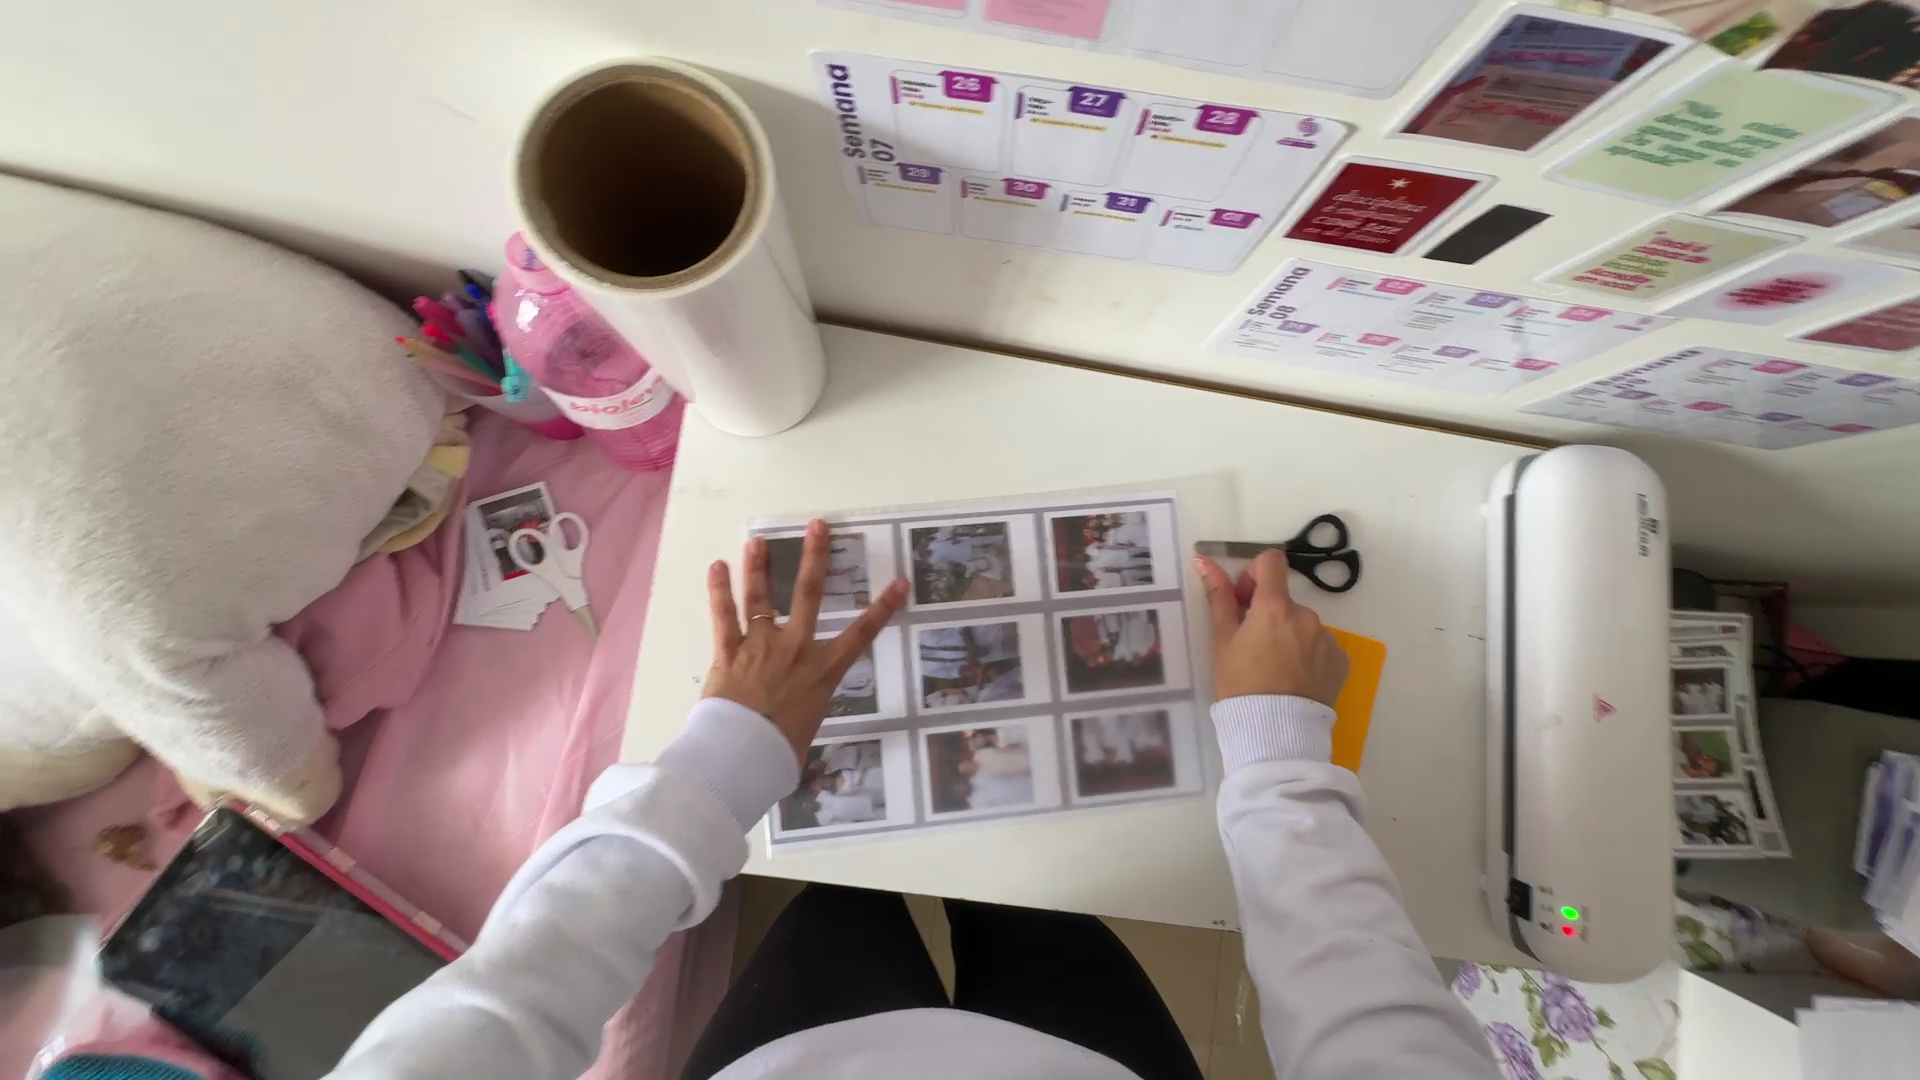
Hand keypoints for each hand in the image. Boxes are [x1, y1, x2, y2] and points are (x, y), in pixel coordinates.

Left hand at [704, 520, 908, 761]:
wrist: (739, 757)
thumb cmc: (779, 752)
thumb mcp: (806, 728)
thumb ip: (805, 710)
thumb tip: (798, 716)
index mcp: (822, 670)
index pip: (862, 633)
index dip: (884, 607)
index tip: (900, 583)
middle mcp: (794, 649)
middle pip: (808, 595)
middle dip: (814, 558)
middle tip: (816, 526)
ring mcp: (760, 647)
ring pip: (760, 598)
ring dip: (759, 566)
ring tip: (758, 539)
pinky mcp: (728, 653)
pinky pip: (723, 617)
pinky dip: (719, 591)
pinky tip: (717, 567)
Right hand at [1193, 549, 1348, 707]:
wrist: (1275, 732)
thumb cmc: (1240, 683)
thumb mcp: (1222, 640)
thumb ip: (1218, 596)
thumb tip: (1203, 560)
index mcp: (1275, 607)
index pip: (1271, 562)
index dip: (1254, 573)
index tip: (1244, 599)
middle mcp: (1306, 615)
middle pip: (1284, 600)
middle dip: (1268, 614)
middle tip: (1251, 646)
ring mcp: (1327, 638)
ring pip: (1302, 624)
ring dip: (1288, 635)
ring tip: (1273, 668)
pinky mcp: (1340, 660)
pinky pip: (1319, 646)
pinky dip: (1306, 654)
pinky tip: (1293, 678)